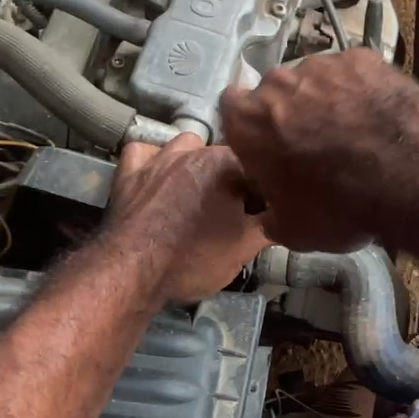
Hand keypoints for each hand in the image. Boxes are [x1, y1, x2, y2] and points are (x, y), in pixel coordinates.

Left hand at [107, 134, 269, 302]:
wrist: (133, 273)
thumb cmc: (195, 259)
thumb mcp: (246, 249)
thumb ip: (272, 226)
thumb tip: (289, 216)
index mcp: (229, 163)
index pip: (259, 167)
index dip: (265, 191)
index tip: (262, 213)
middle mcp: (196, 150)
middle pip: (225, 156)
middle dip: (233, 177)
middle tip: (234, 210)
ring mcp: (159, 158)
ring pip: (188, 145)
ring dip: (196, 161)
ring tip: (198, 190)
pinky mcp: (129, 171)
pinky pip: (144, 151)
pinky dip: (153, 160)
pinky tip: (159, 177)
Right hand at [219, 49, 418, 252]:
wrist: (409, 175)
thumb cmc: (341, 207)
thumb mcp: (295, 231)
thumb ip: (272, 215)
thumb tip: (272, 216)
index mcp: (247, 121)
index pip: (232, 111)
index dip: (253, 130)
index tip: (271, 149)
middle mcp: (277, 81)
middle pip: (276, 92)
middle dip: (292, 113)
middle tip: (317, 145)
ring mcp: (322, 64)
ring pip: (316, 80)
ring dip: (328, 100)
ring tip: (356, 133)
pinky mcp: (363, 57)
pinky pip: (355, 73)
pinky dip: (363, 90)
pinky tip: (381, 116)